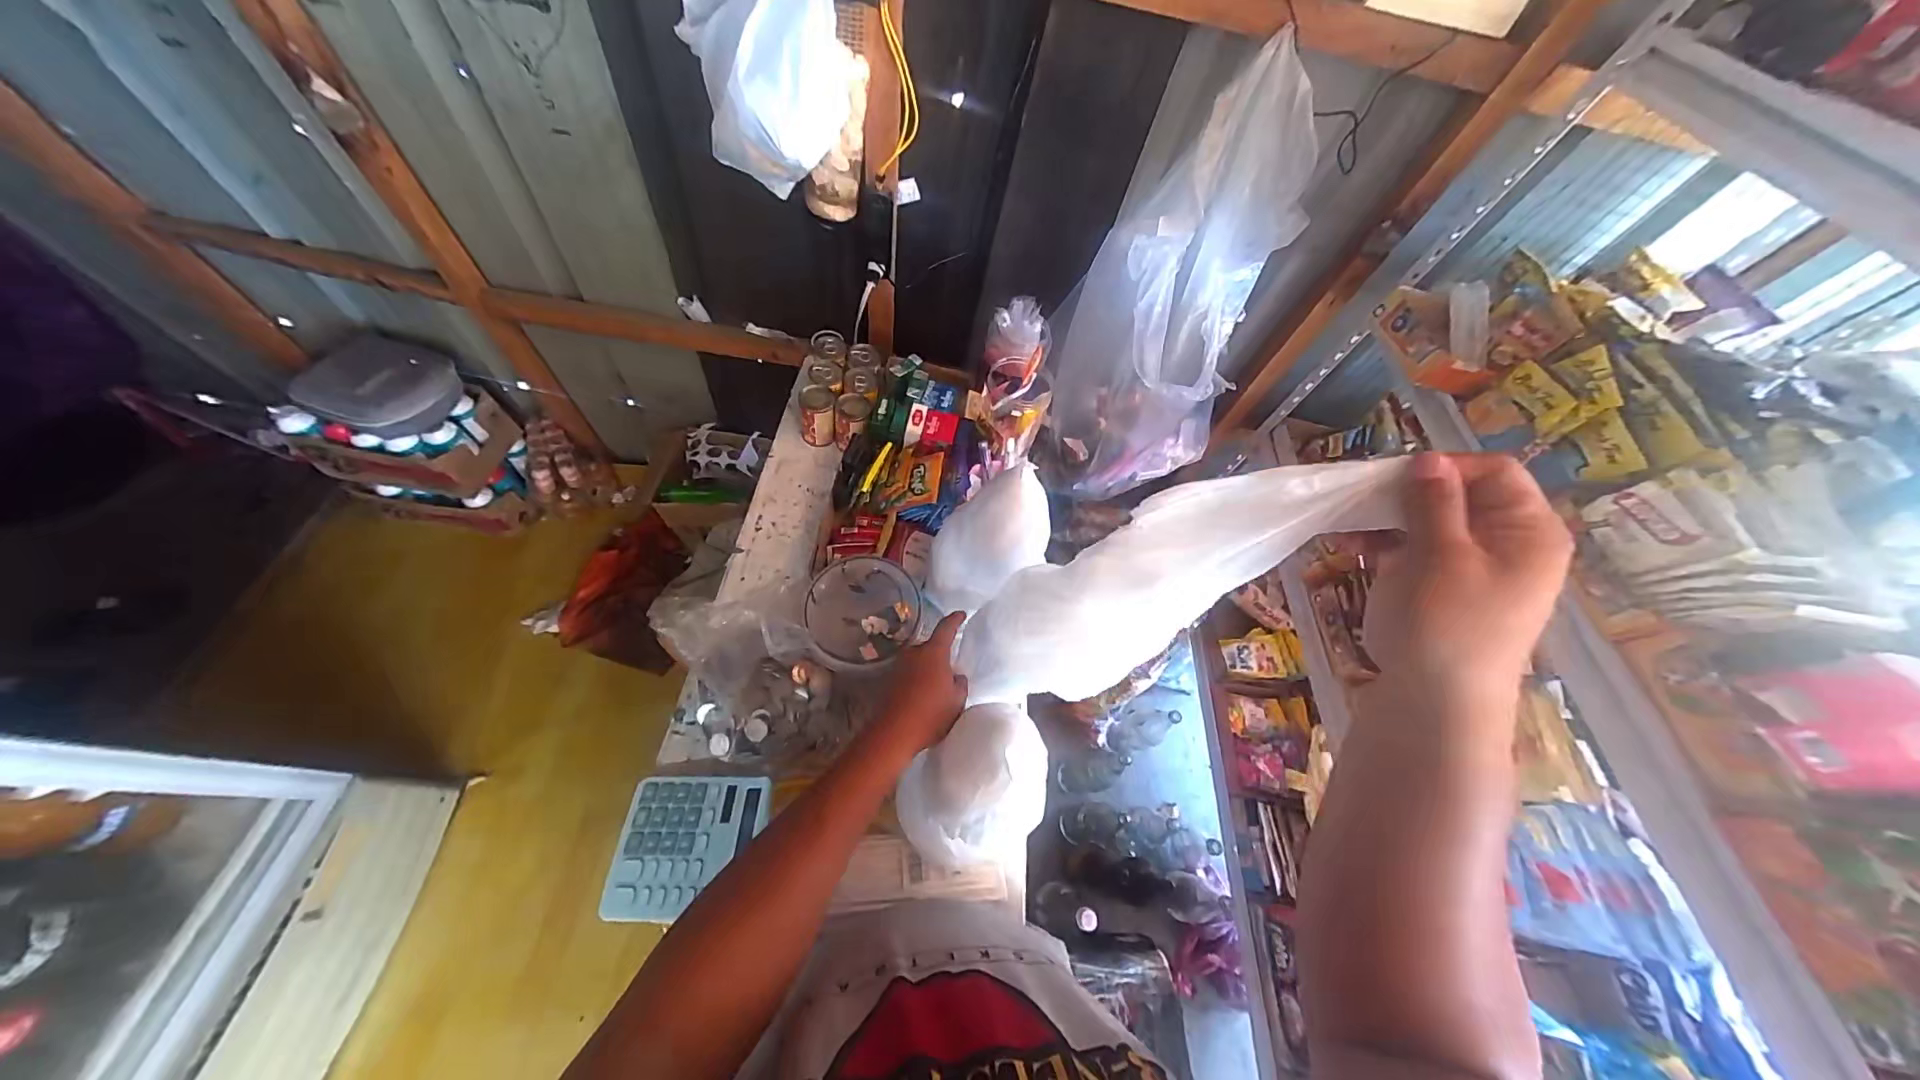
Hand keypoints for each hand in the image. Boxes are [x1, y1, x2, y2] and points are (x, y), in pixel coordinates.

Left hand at [868, 611, 968, 759]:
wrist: (894, 732)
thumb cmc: (931, 714)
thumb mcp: (957, 700)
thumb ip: (960, 683)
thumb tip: (955, 676)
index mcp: (933, 653)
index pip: (946, 628)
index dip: (955, 620)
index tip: (961, 614)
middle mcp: (914, 653)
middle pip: (930, 646)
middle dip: (940, 652)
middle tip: (950, 666)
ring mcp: (899, 666)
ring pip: (918, 660)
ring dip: (927, 667)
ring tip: (937, 683)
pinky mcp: (889, 680)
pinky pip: (909, 672)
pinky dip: (917, 678)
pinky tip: (923, 693)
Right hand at [1364, 453, 1571, 707]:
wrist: (1434, 701)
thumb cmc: (1446, 622)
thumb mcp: (1440, 555)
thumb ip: (1434, 503)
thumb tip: (1427, 459)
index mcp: (1527, 531)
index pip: (1494, 472)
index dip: (1445, 466)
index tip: (1393, 476)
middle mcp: (1504, 543)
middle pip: (1457, 496)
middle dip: (1405, 494)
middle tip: (1361, 499)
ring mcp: (1469, 567)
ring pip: (1428, 523)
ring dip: (1386, 519)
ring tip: (1346, 528)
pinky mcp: (1437, 588)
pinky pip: (1412, 551)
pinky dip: (1382, 545)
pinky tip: (1350, 548)